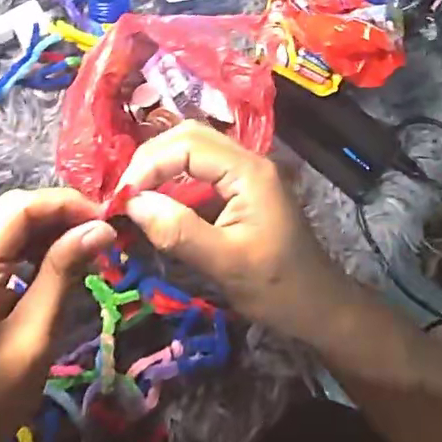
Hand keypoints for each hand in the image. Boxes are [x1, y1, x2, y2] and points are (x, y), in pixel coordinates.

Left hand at [0, 189, 114, 441]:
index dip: (67, 203)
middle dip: (57, 214)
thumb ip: (62, 274)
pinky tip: (48, 266)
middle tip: (100, 237)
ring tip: (82, 251)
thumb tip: (100, 228)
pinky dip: (21, 249)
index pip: (19, 207)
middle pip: (7, 211)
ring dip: (41, 231)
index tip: (108, 221)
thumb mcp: (33, 342)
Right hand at [116, 122, 353, 342]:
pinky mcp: (240, 186)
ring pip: (193, 147)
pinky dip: (172, 176)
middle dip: (150, 159)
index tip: (121, 198)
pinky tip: (156, 198)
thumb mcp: (227, 264)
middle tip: (123, 193)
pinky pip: (199, 167)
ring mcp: (245, 171)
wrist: (319, 305)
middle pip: (189, 136)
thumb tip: (132, 204)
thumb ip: (179, 232)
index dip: (149, 165)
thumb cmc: (278, 287)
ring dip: (159, 164)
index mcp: (248, 171)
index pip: (188, 145)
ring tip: (133, 194)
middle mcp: (247, 160)